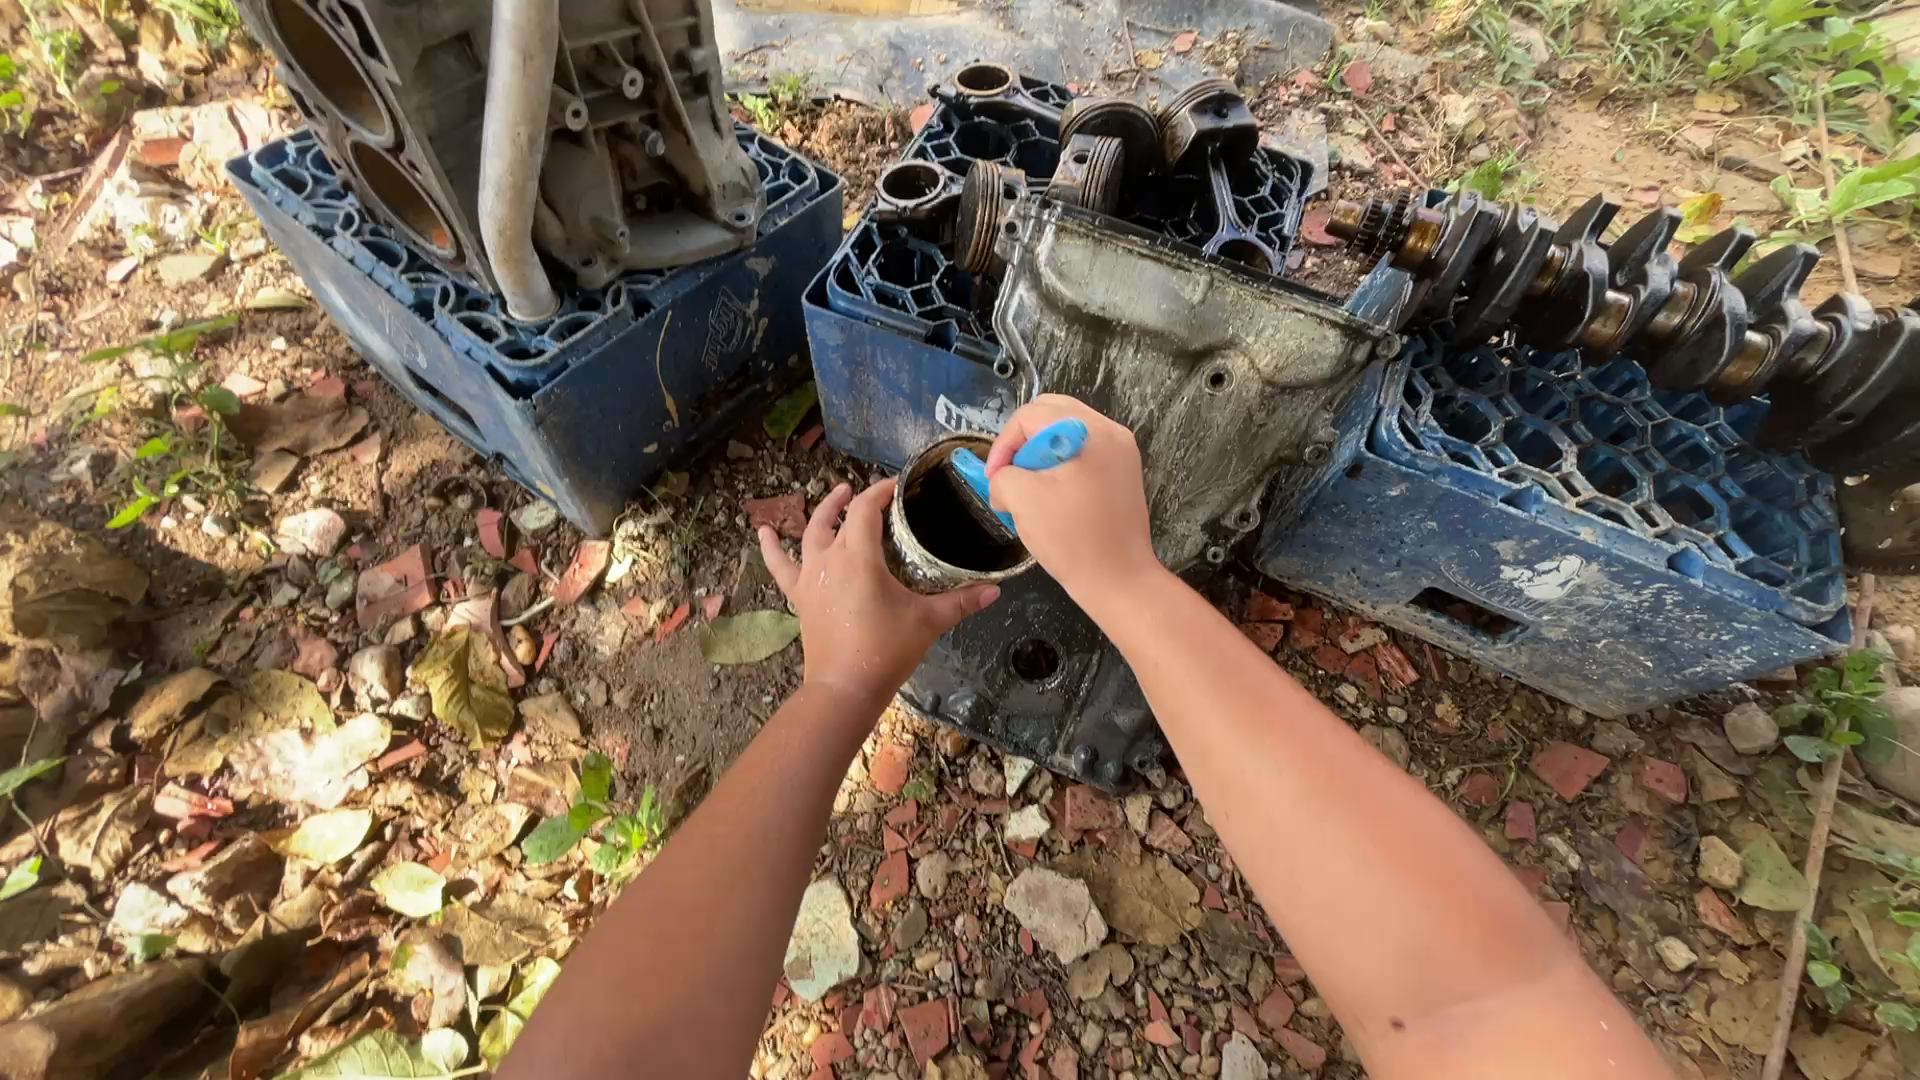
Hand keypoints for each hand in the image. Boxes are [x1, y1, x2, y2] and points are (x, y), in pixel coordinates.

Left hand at [759, 480, 998, 711]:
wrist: (844, 688)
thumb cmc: (886, 650)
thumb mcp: (927, 621)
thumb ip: (961, 602)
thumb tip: (996, 590)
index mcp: (859, 557)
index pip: (866, 510)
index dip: (880, 492)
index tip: (896, 487)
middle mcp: (829, 560)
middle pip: (839, 518)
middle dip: (854, 500)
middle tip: (868, 492)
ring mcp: (810, 578)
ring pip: (810, 534)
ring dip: (821, 512)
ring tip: (833, 496)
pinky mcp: (800, 598)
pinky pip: (781, 567)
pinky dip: (770, 549)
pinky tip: (762, 534)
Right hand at [985, 394, 1158, 598]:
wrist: (1118, 579)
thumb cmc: (1071, 539)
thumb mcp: (1022, 500)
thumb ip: (1003, 475)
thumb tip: (1004, 478)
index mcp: (1088, 431)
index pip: (1030, 415)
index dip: (1003, 444)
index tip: (994, 478)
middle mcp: (1110, 432)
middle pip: (1050, 414)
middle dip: (1021, 444)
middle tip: (1010, 477)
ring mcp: (1121, 451)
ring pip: (1064, 433)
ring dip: (1039, 456)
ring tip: (1030, 490)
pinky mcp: (1123, 471)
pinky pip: (1081, 452)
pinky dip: (1060, 466)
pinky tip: (1053, 497)